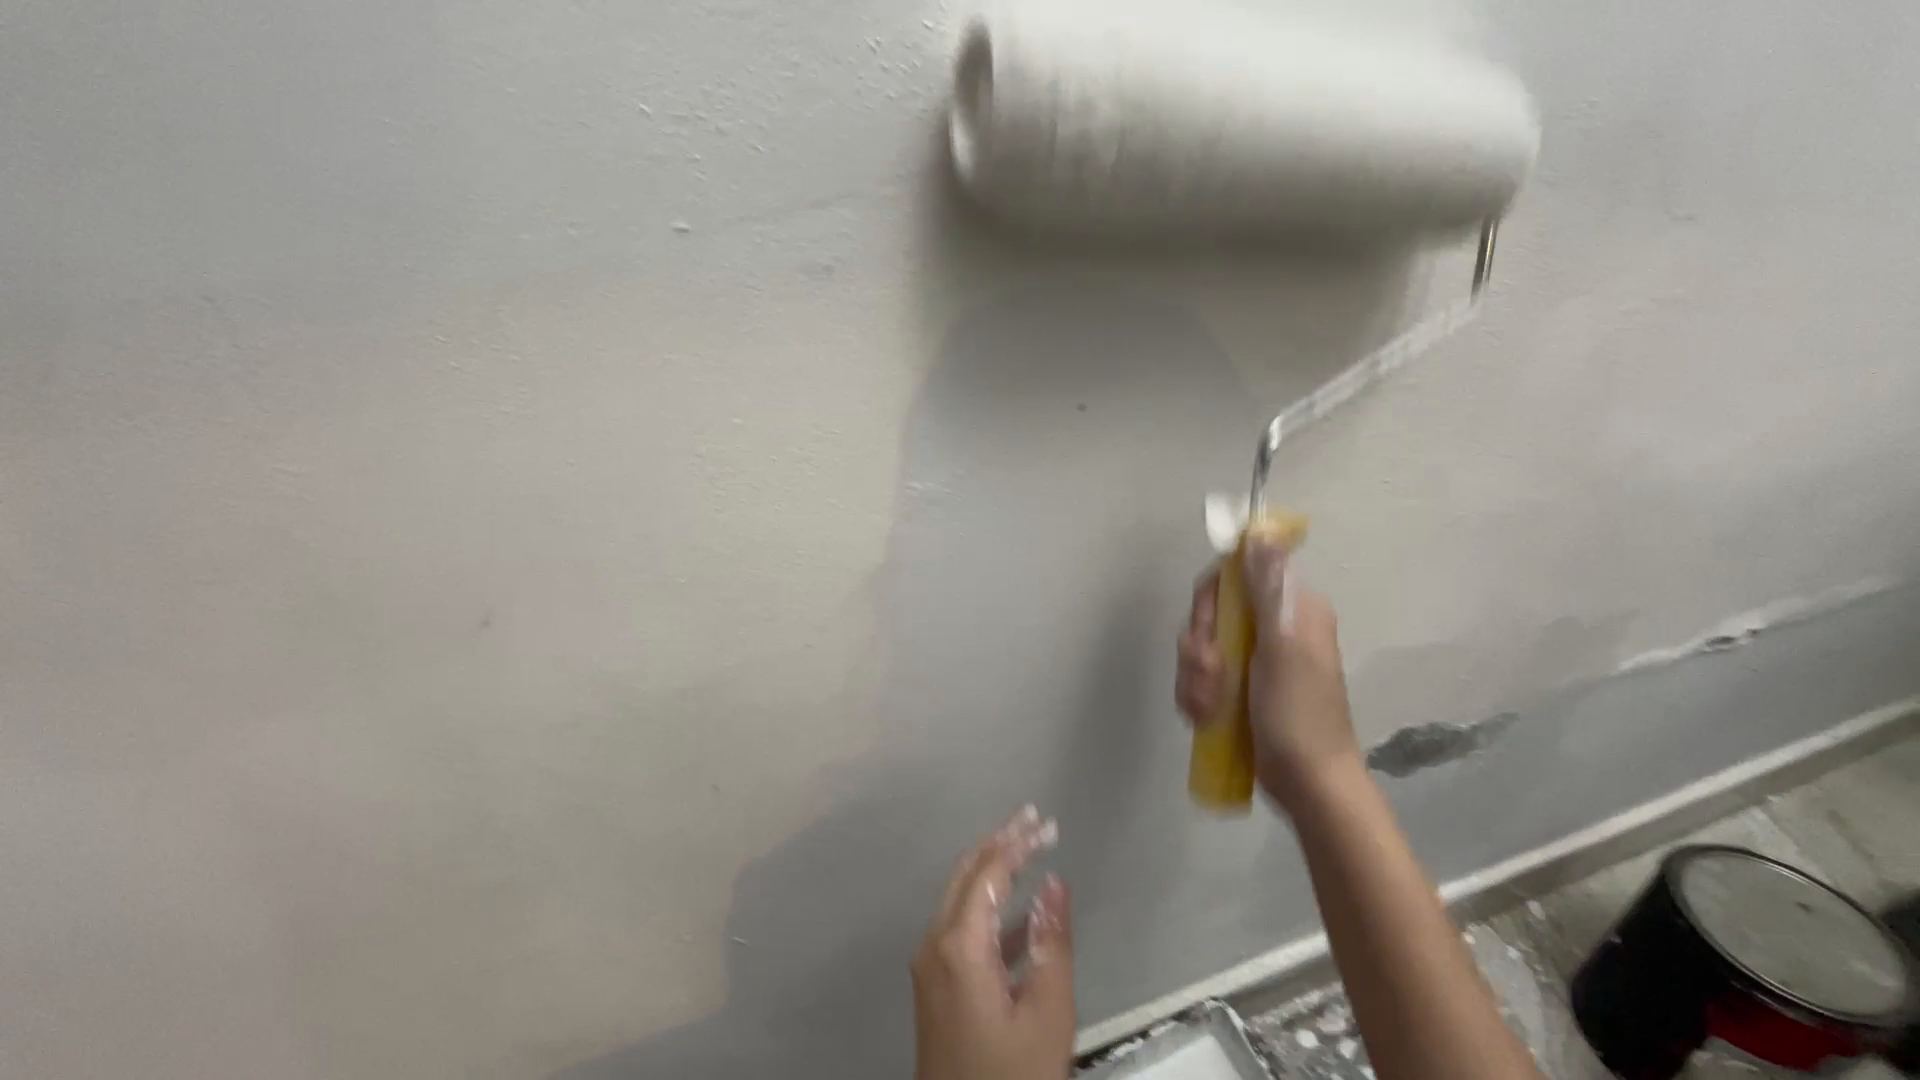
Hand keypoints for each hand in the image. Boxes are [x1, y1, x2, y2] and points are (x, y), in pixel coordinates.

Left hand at [912, 807, 1074, 1079]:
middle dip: (1000, 842)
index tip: (1049, 823)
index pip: (989, 872)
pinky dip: (987, 907)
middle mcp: (934, 943)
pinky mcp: (934, 984)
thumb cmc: (1013, 1072)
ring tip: (1030, 848)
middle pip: (966, 874)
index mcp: (959, 945)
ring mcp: (929, 965)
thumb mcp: (1048, 1012)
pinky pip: (959, 926)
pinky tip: (1019, 912)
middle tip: (1035, 820)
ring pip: (959, 897)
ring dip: (993, 870)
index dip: (1019, 842)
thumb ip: (1051, 941)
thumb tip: (1054, 883)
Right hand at [1175, 538, 1361, 813]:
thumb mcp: (1283, 648)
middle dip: (1200, 652)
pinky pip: (1202, 679)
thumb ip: (1267, 589)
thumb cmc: (1298, 716)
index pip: (1232, 578)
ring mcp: (1256, 661)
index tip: (1208, 635)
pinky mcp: (1241, 690)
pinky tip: (1207, 719)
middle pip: (1211, 616)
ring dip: (1196, 680)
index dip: (1209, 604)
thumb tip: (1259, 534)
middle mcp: (1273, 628)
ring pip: (1201, 650)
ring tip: (1210, 709)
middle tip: (1211, 679)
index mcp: (1291, 610)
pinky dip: (1198, 698)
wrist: (1308, 785)